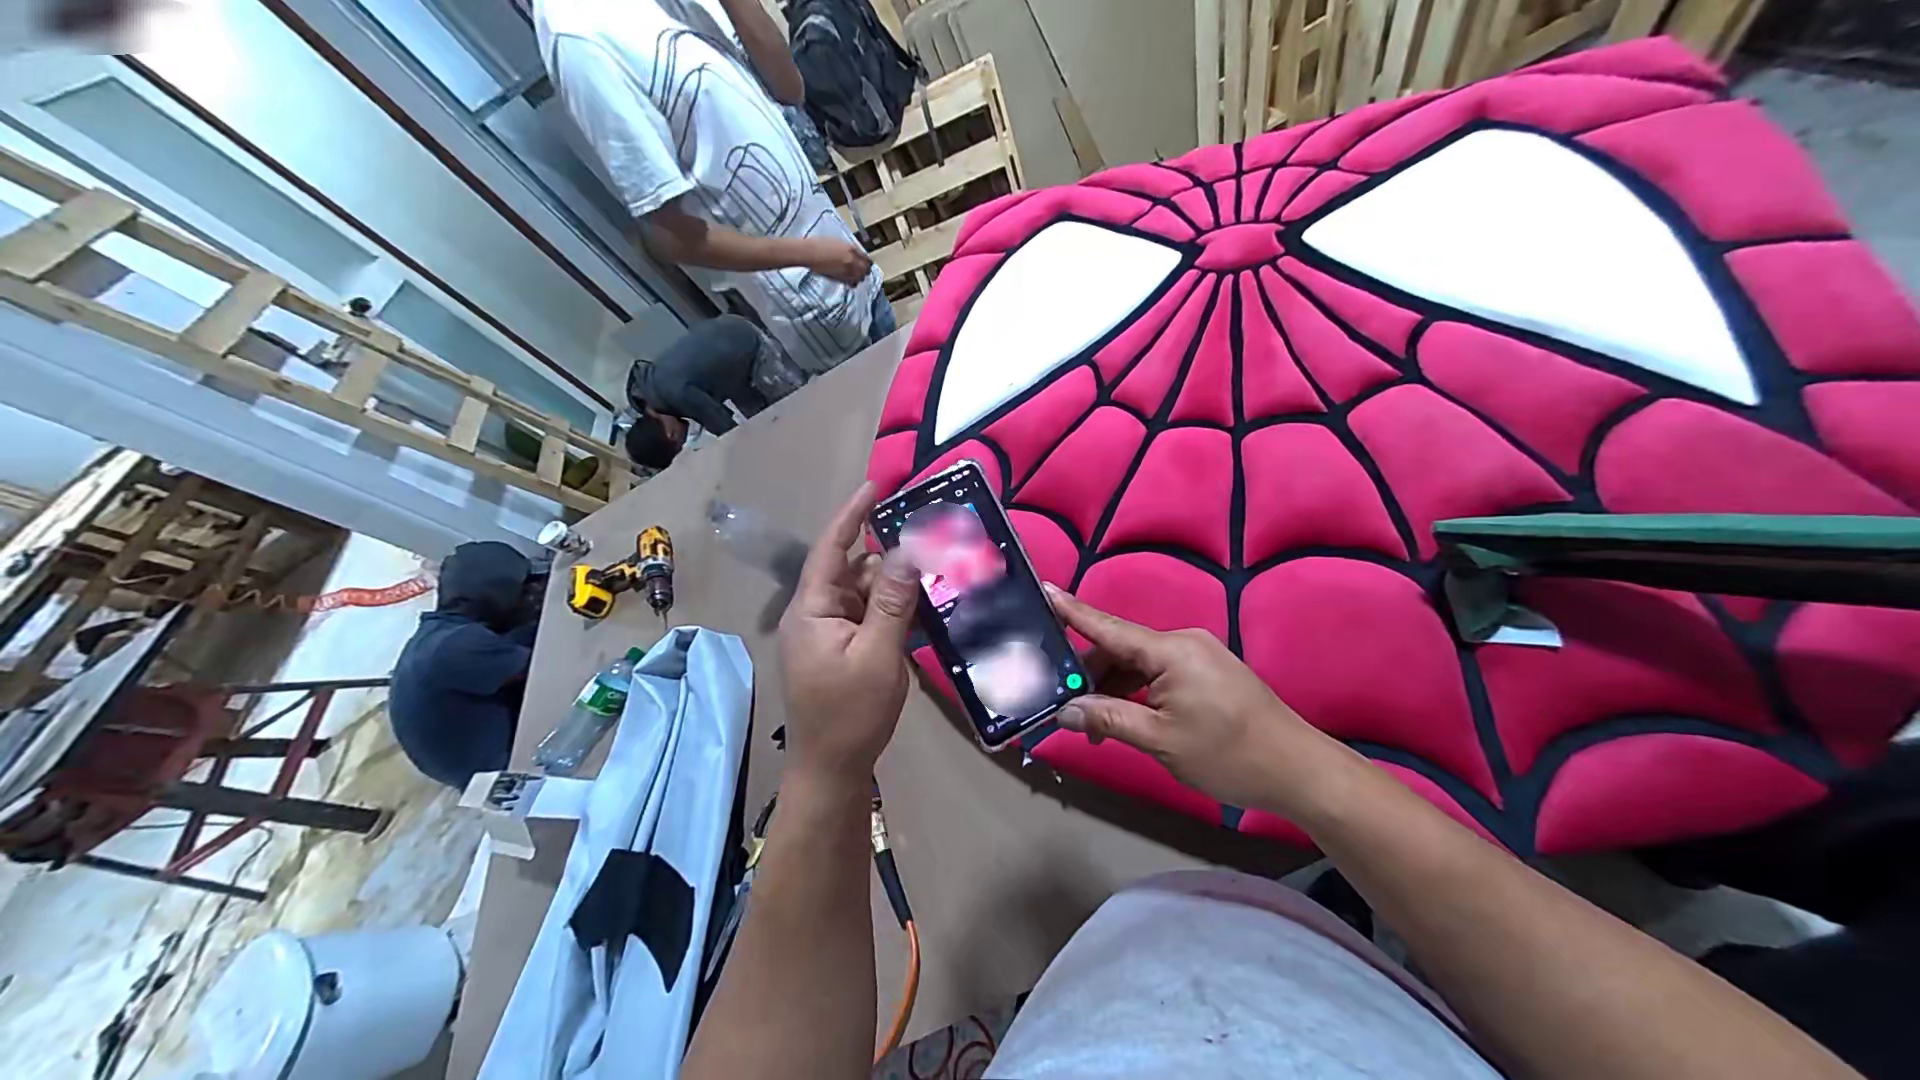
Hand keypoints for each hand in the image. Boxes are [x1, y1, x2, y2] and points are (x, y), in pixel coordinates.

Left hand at [778, 482, 919, 784]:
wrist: (833, 769)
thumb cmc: (850, 714)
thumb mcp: (877, 655)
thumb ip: (892, 600)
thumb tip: (908, 550)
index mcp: (812, 609)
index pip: (831, 548)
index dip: (853, 514)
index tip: (877, 486)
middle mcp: (816, 614)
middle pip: (852, 570)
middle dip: (888, 553)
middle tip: (929, 536)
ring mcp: (828, 634)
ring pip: (863, 593)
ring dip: (894, 583)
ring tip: (934, 568)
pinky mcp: (842, 651)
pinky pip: (868, 617)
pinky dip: (892, 609)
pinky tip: (923, 606)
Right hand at [803, 238, 873, 285]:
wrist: (809, 253)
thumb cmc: (819, 244)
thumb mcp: (837, 242)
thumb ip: (849, 248)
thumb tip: (854, 254)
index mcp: (851, 248)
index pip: (866, 258)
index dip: (867, 262)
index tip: (866, 263)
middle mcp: (851, 260)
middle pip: (866, 269)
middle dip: (865, 270)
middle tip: (863, 271)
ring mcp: (846, 270)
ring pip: (860, 277)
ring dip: (859, 277)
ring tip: (856, 276)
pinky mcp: (840, 278)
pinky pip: (851, 283)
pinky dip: (852, 282)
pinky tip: (850, 280)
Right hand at [1045, 584, 1354, 813]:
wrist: (1298, 769)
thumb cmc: (1229, 754)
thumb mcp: (1160, 741)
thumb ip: (1107, 719)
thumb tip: (1064, 712)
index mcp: (1171, 650)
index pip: (1108, 627)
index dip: (1072, 611)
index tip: (1043, 589)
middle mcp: (1182, 643)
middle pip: (1120, 650)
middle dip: (1089, 677)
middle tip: (1063, 710)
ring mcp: (1197, 656)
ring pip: (1138, 666)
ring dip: (1112, 691)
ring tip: (1094, 729)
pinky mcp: (1207, 672)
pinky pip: (1158, 675)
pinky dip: (1136, 695)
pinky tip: (1124, 721)